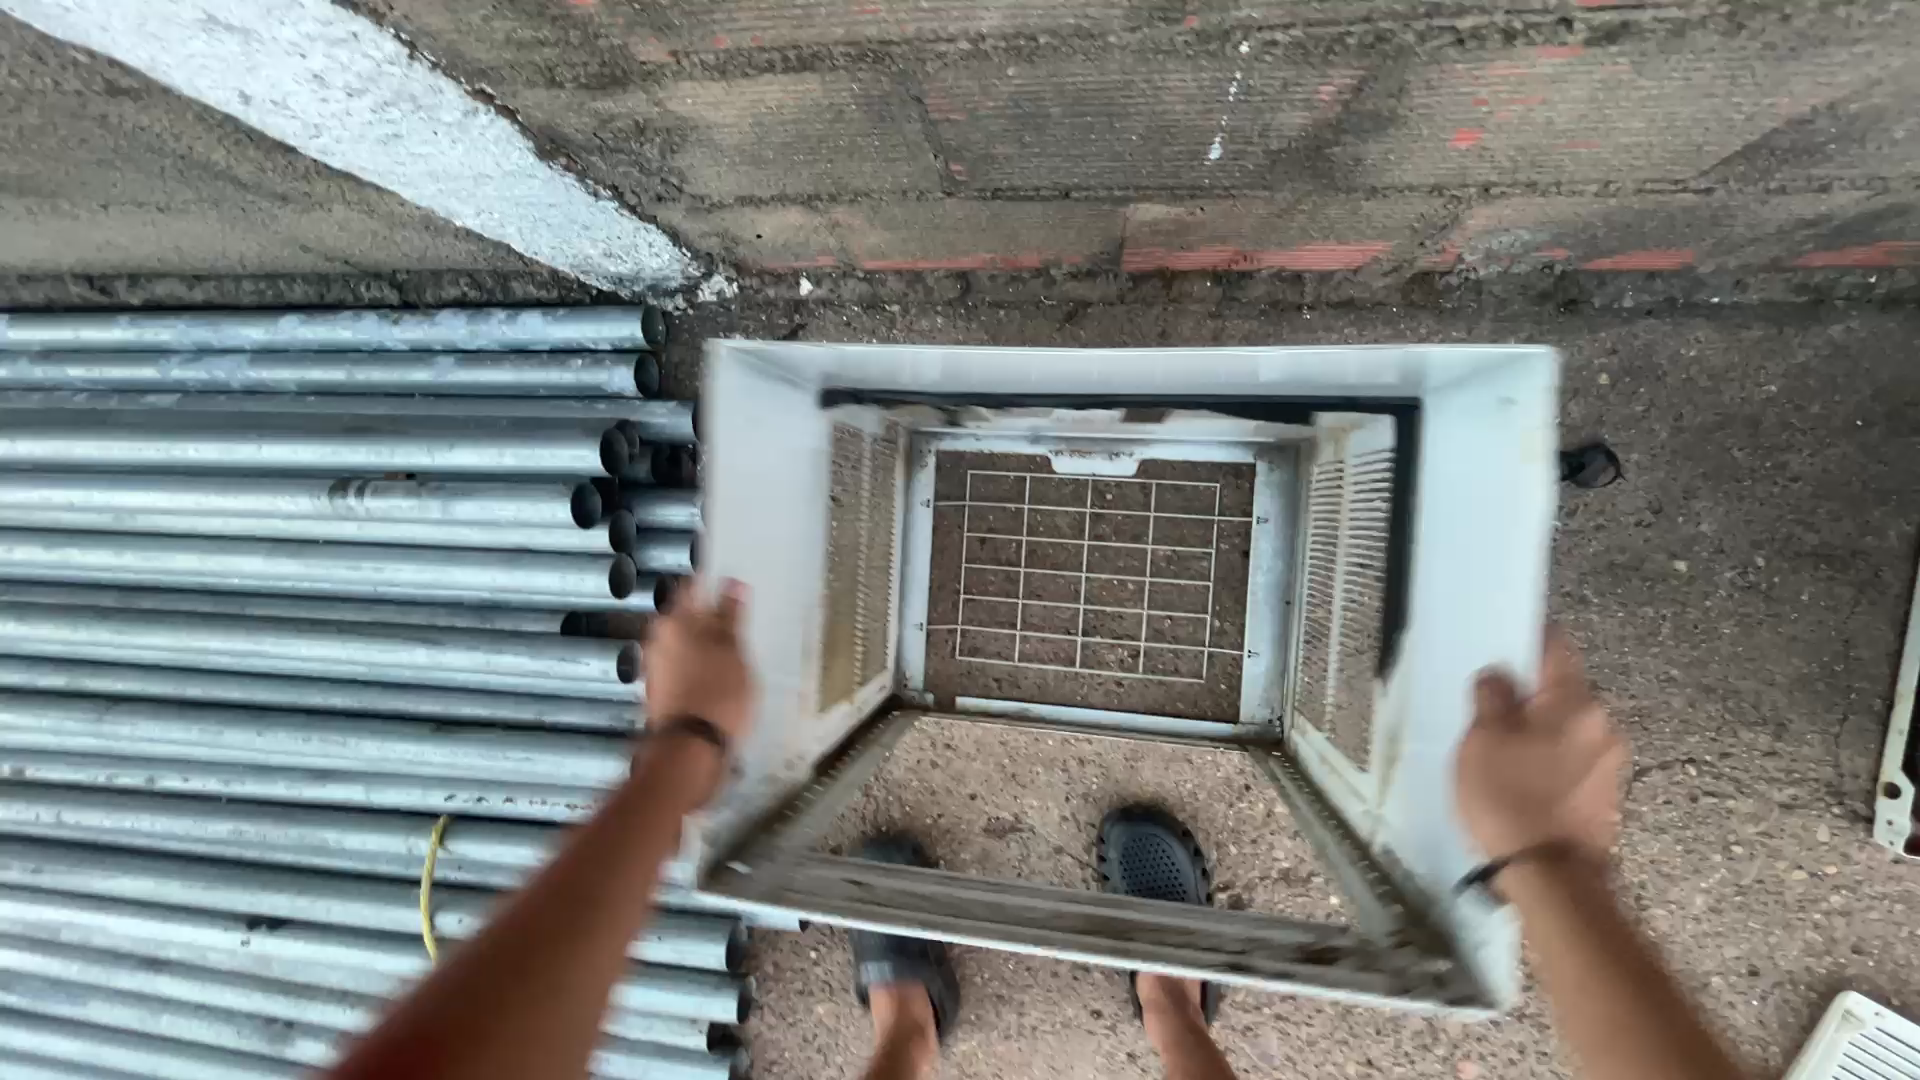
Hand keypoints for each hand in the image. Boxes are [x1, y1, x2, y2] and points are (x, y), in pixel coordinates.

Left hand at [643, 578, 754, 744]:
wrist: (691, 750)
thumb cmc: (718, 692)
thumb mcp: (733, 649)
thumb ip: (731, 615)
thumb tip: (733, 582)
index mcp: (673, 623)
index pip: (693, 588)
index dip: (715, 586)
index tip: (737, 590)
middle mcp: (658, 641)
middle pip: (688, 618)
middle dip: (712, 617)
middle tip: (742, 622)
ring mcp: (657, 668)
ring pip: (687, 644)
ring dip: (708, 644)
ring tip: (738, 651)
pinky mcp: (663, 692)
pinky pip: (686, 667)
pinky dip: (703, 666)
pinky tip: (724, 675)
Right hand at [1454, 629, 1627, 863]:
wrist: (1551, 876)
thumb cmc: (1509, 796)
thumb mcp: (1482, 738)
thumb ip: (1492, 697)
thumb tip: (1499, 676)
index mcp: (1576, 703)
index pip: (1555, 647)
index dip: (1526, 636)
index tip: (1499, 636)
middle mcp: (1603, 725)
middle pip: (1562, 688)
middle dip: (1527, 688)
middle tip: (1485, 698)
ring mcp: (1609, 762)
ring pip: (1565, 723)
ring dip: (1534, 723)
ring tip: (1495, 740)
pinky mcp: (1603, 793)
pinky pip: (1568, 753)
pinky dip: (1543, 751)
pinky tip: (1516, 770)